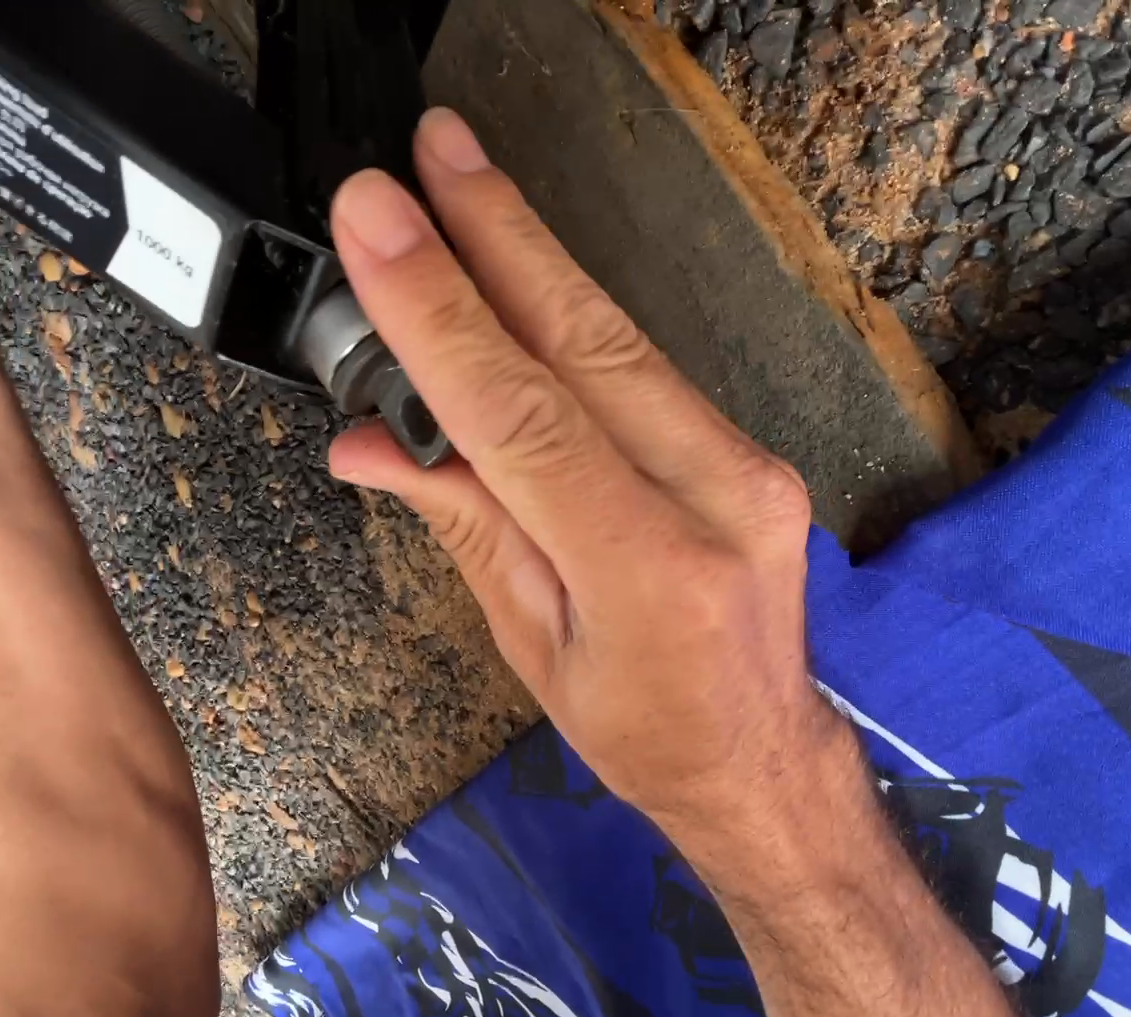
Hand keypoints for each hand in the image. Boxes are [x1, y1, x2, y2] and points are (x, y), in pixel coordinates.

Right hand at [329, 108, 836, 823]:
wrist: (758, 752)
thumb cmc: (644, 726)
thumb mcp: (535, 644)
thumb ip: (467, 524)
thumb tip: (372, 443)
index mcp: (650, 571)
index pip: (526, 419)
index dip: (442, 318)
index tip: (378, 227)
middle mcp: (716, 500)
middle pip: (589, 345)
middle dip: (501, 237)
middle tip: (434, 150)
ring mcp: (747, 468)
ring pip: (622, 342)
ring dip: (537, 258)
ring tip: (467, 184)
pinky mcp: (750, 452)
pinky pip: (647, 370)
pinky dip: (576, 317)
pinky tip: (528, 270)